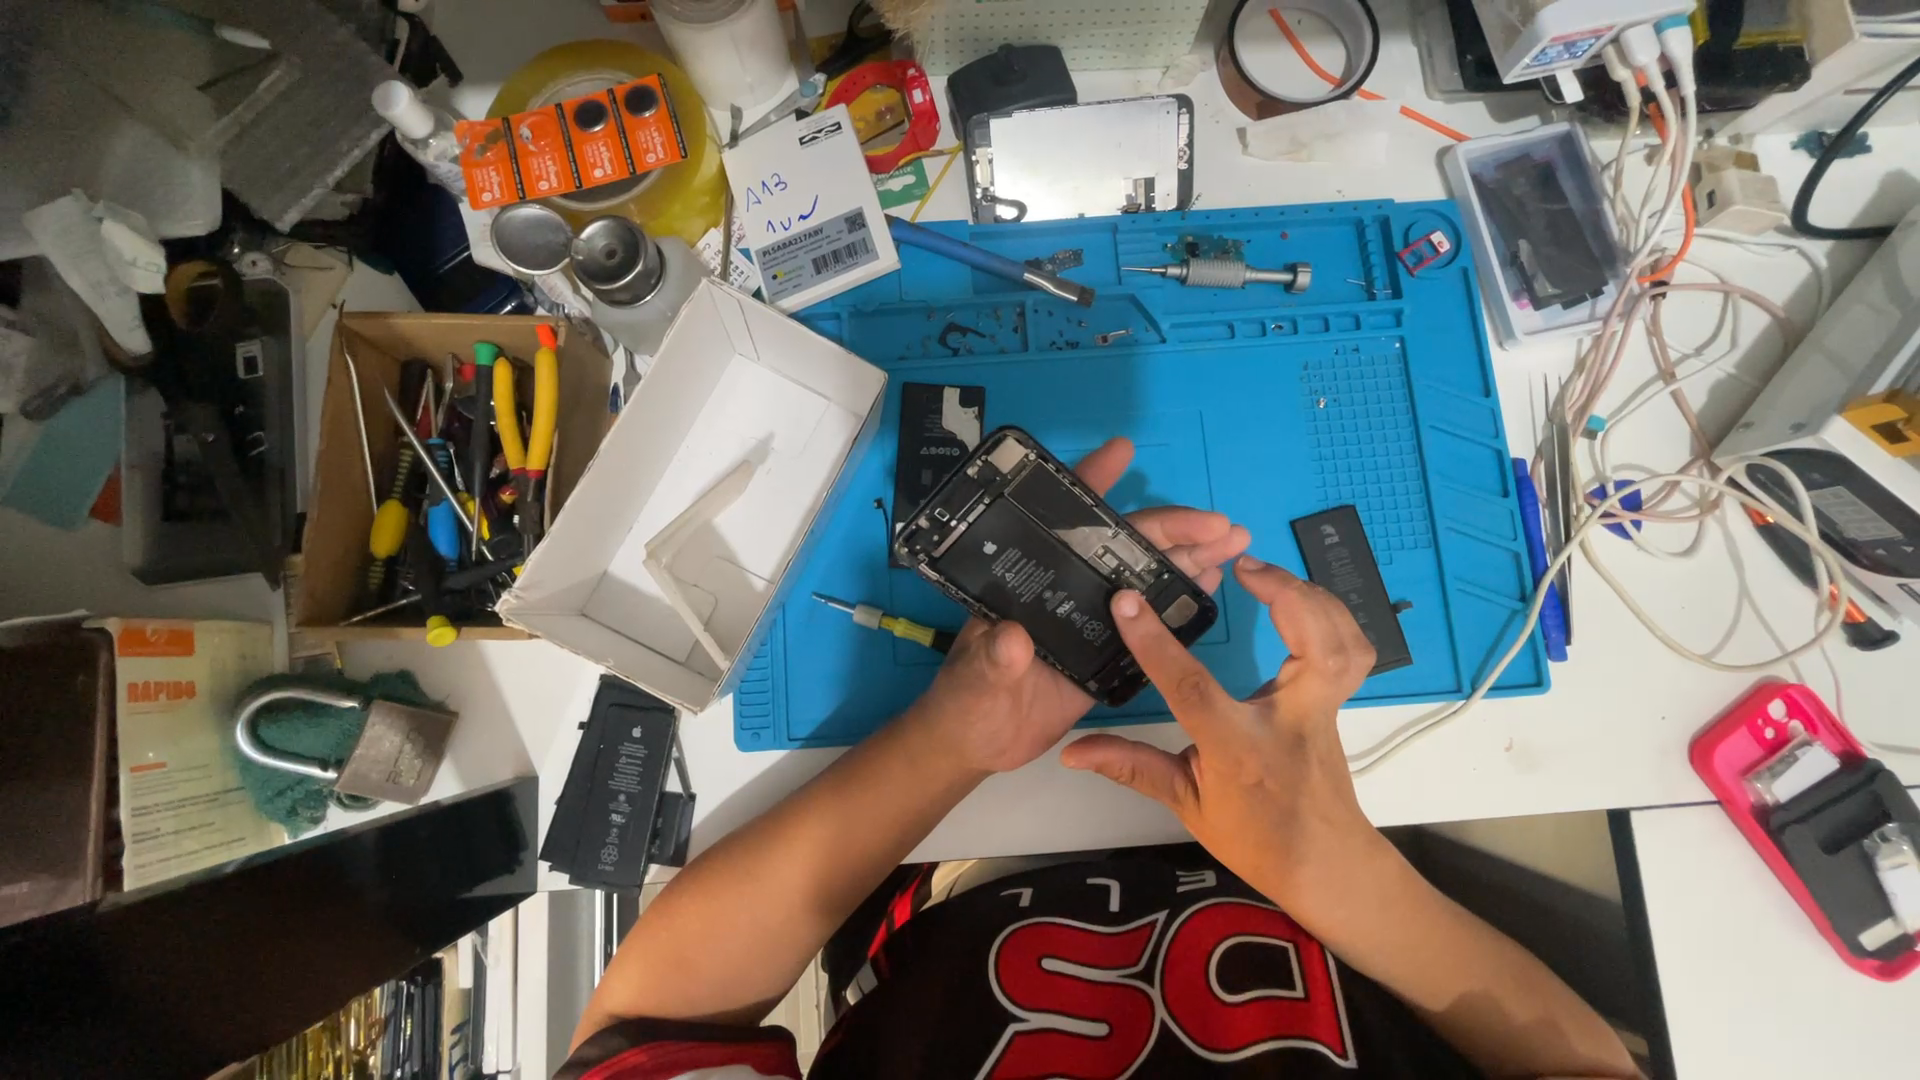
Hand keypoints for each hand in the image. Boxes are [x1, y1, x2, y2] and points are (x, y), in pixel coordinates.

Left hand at [908, 437, 1250, 774]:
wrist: (980, 741)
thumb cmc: (967, 700)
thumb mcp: (977, 676)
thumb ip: (993, 659)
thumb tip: (1013, 641)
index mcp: (1033, 580)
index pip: (1061, 521)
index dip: (1090, 482)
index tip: (1121, 450)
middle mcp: (1066, 588)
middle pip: (1122, 546)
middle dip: (1171, 526)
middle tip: (1221, 523)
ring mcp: (1091, 618)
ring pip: (1145, 576)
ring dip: (1188, 555)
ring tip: (1233, 542)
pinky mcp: (1108, 651)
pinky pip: (1150, 619)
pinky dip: (1180, 599)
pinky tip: (1210, 582)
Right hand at [1059, 556, 1379, 906]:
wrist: (1327, 865)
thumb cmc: (1254, 837)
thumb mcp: (1186, 803)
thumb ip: (1131, 766)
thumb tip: (1072, 751)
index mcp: (1241, 747)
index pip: (1192, 687)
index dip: (1156, 643)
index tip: (1127, 602)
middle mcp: (1292, 721)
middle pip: (1314, 647)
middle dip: (1285, 594)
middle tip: (1242, 564)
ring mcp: (1325, 709)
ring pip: (1345, 642)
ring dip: (1311, 595)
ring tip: (1266, 572)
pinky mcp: (1340, 701)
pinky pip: (1353, 648)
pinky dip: (1333, 613)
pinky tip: (1300, 598)